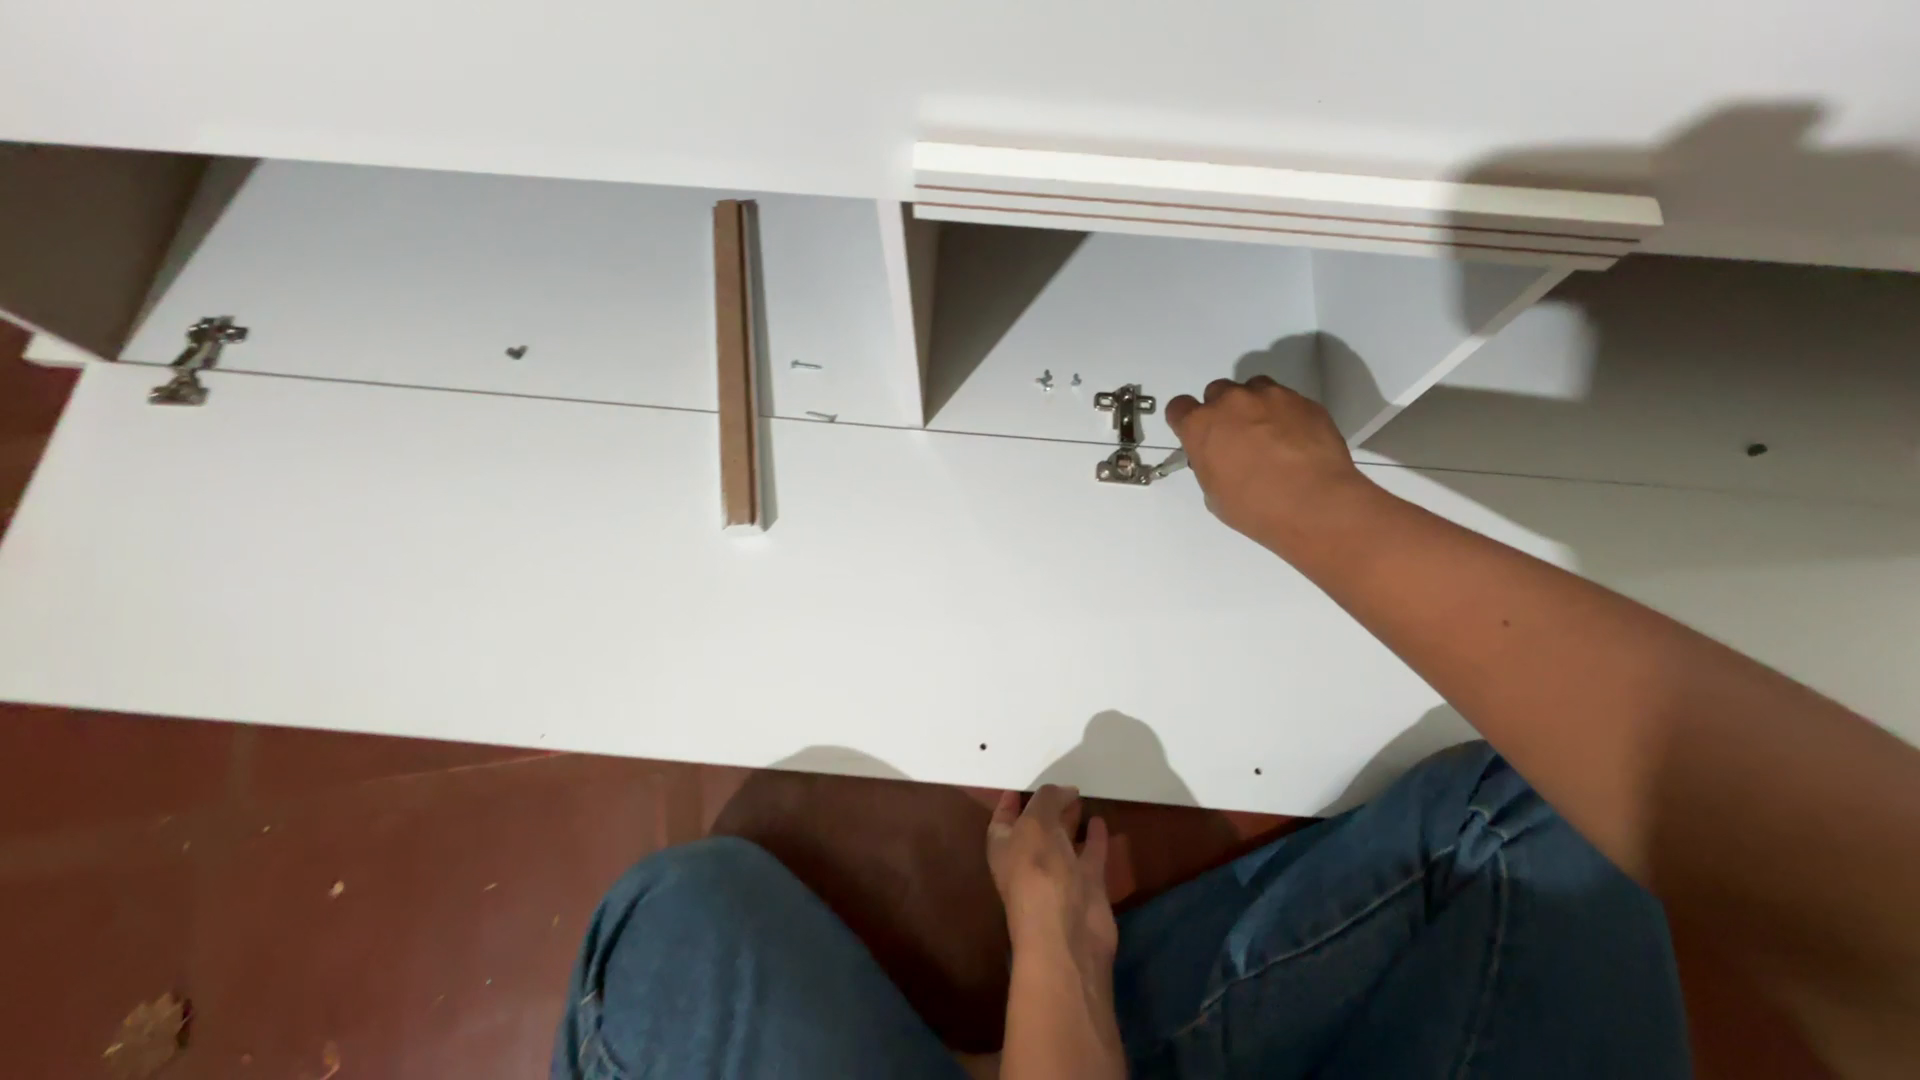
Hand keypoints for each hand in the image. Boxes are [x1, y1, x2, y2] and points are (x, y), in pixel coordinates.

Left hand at [986, 786, 1115, 967]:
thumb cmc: (1039, 873)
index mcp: (1005, 846)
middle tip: (1062, 781)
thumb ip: (1048, 800)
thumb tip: (1066, 790)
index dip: (1010, 799)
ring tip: (1082, 793)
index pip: (1003, 817)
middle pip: (1036, 826)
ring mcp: (1058, 875)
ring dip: (1070, 820)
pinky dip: (1096, 838)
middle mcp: (1029, 860)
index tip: (1021, 781)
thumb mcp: (1035, 824)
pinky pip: (1091, 855)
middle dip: (1046, 806)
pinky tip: (1101, 819)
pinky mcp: (1086, 886)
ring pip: (1064, 840)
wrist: (1068, 934)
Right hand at [1165, 376, 1373, 550]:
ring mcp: (1270, 396)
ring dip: (1255, 406)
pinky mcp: (1304, 400)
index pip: (1179, 407)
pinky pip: (1287, 400)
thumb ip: (1210, 465)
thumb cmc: (1254, 508)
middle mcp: (1231, 402)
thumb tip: (1221, 458)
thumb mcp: (1214, 494)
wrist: (1314, 504)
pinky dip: (1286, 415)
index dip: (1187, 420)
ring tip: (1269, 434)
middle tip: (1236, 438)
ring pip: (1254, 388)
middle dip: (1223, 411)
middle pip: (1217, 391)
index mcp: (1200, 426)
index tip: (1197, 435)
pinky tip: (1296, 440)